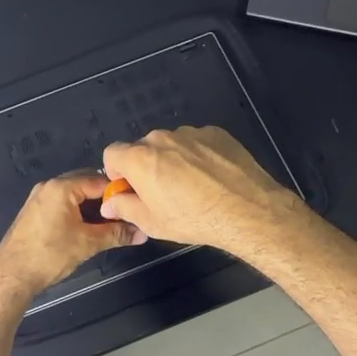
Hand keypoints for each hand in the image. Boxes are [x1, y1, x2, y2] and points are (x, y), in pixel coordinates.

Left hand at [0, 173, 141, 296]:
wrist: (12, 276)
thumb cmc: (50, 255)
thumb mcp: (87, 244)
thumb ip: (116, 234)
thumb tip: (142, 233)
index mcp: (61, 187)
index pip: (99, 180)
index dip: (119, 191)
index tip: (135, 202)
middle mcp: (48, 187)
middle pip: (85, 184)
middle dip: (105, 198)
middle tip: (125, 212)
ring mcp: (38, 199)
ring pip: (73, 195)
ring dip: (91, 206)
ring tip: (110, 222)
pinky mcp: (34, 212)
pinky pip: (61, 204)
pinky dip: (77, 211)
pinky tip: (88, 227)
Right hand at [100, 126, 304, 252]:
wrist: (247, 209)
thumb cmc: (193, 219)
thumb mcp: (151, 223)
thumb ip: (124, 208)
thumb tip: (110, 203)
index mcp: (140, 158)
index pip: (112, 153)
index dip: (116, 172)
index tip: (129, 189)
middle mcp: (162, 138)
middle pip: (142, 148)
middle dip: (145, 167)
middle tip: (161, 192)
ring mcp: (191, 132)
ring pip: (170, 144)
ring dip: (172, 160)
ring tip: (192, 186)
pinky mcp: (216, 133)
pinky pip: (196, 142)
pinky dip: (197, 156)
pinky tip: (211, 177)